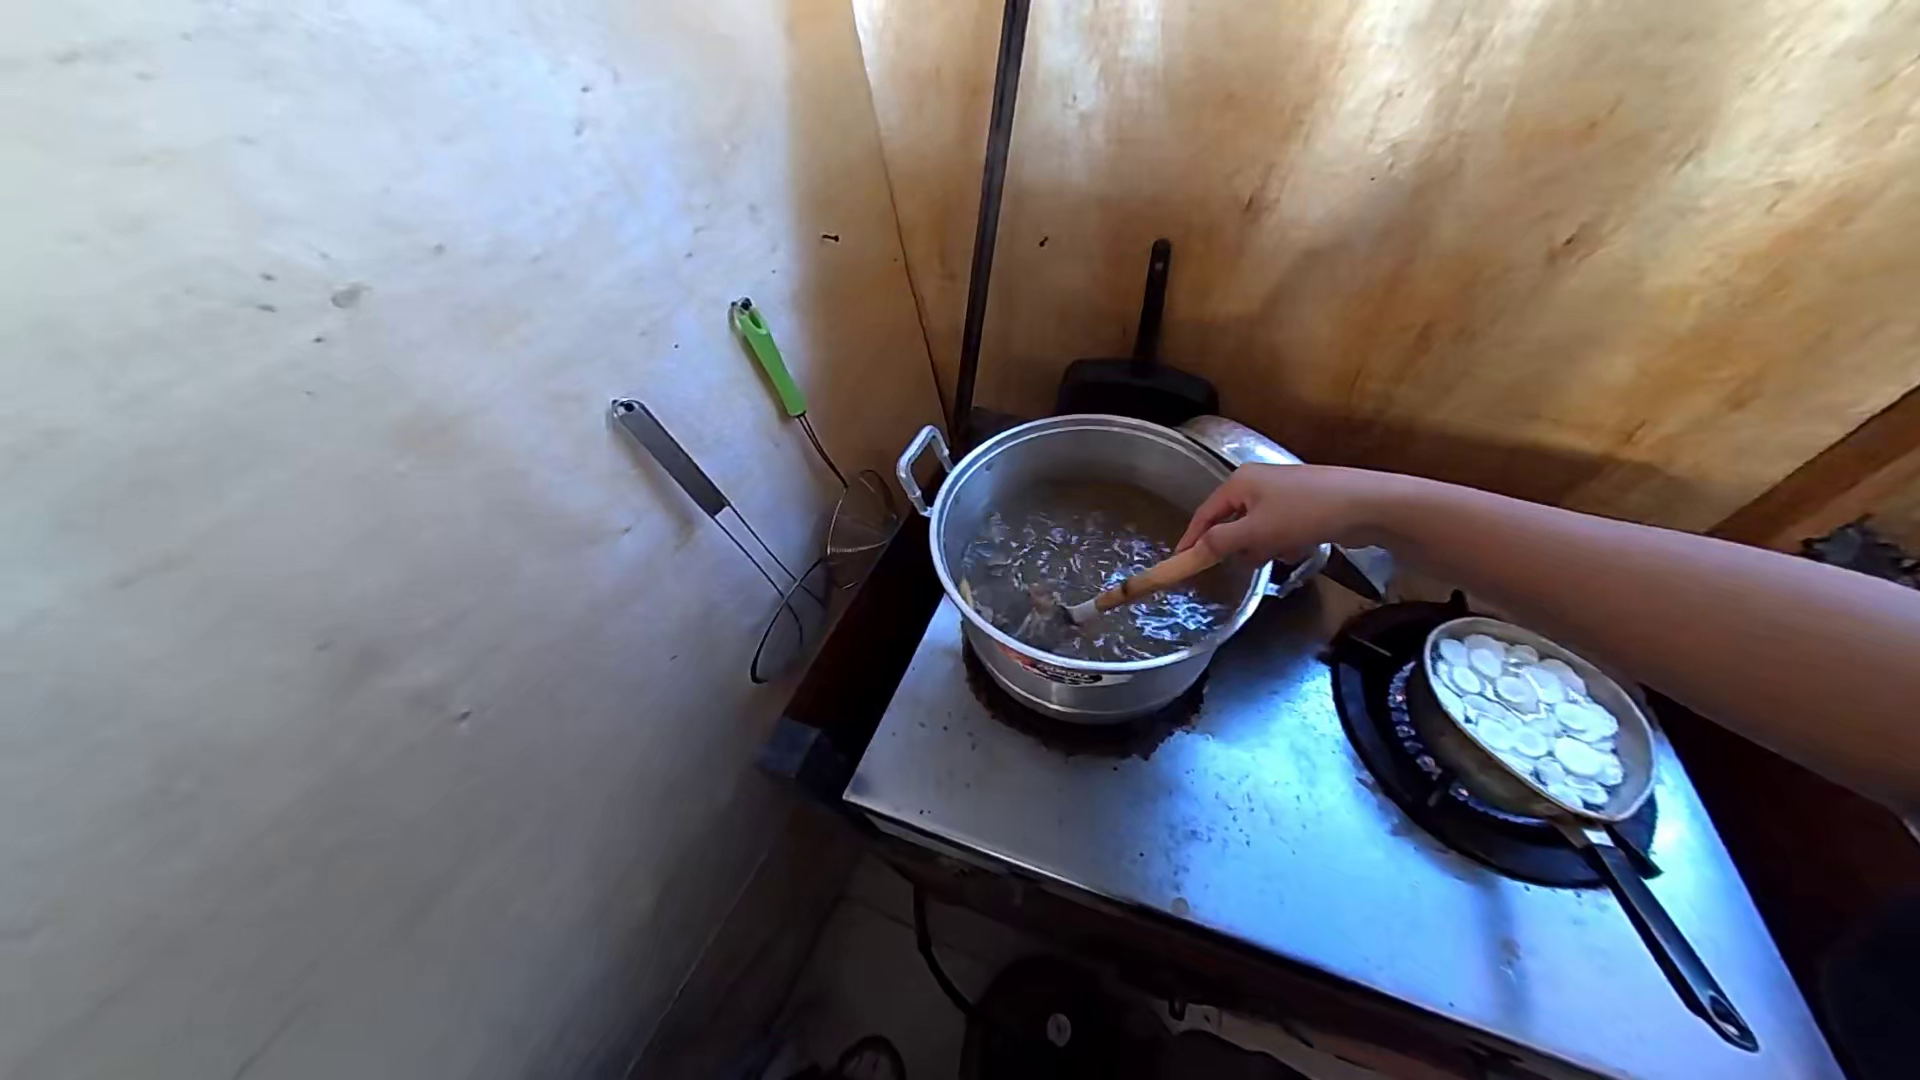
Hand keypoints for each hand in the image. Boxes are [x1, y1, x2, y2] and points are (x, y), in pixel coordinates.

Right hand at [1177, 464, 1382, 562]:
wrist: (1370, 504)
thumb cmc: (1306, 514)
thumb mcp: (1256, 532)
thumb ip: (1219, 542)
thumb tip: (1192, 553)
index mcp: (1239, 482)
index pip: (1204, 514)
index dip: (1192, 539)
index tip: (1181, 561)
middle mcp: (1257, 482)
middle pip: (1231, 522)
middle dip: (1239, 545)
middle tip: (1247, 560)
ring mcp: (1282, 492)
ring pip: (1256, 529)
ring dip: (1264, 545)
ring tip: (1282, 552)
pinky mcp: (1304, 503)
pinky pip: (1278, 528)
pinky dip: (1284, 541)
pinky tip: (1300, 546)